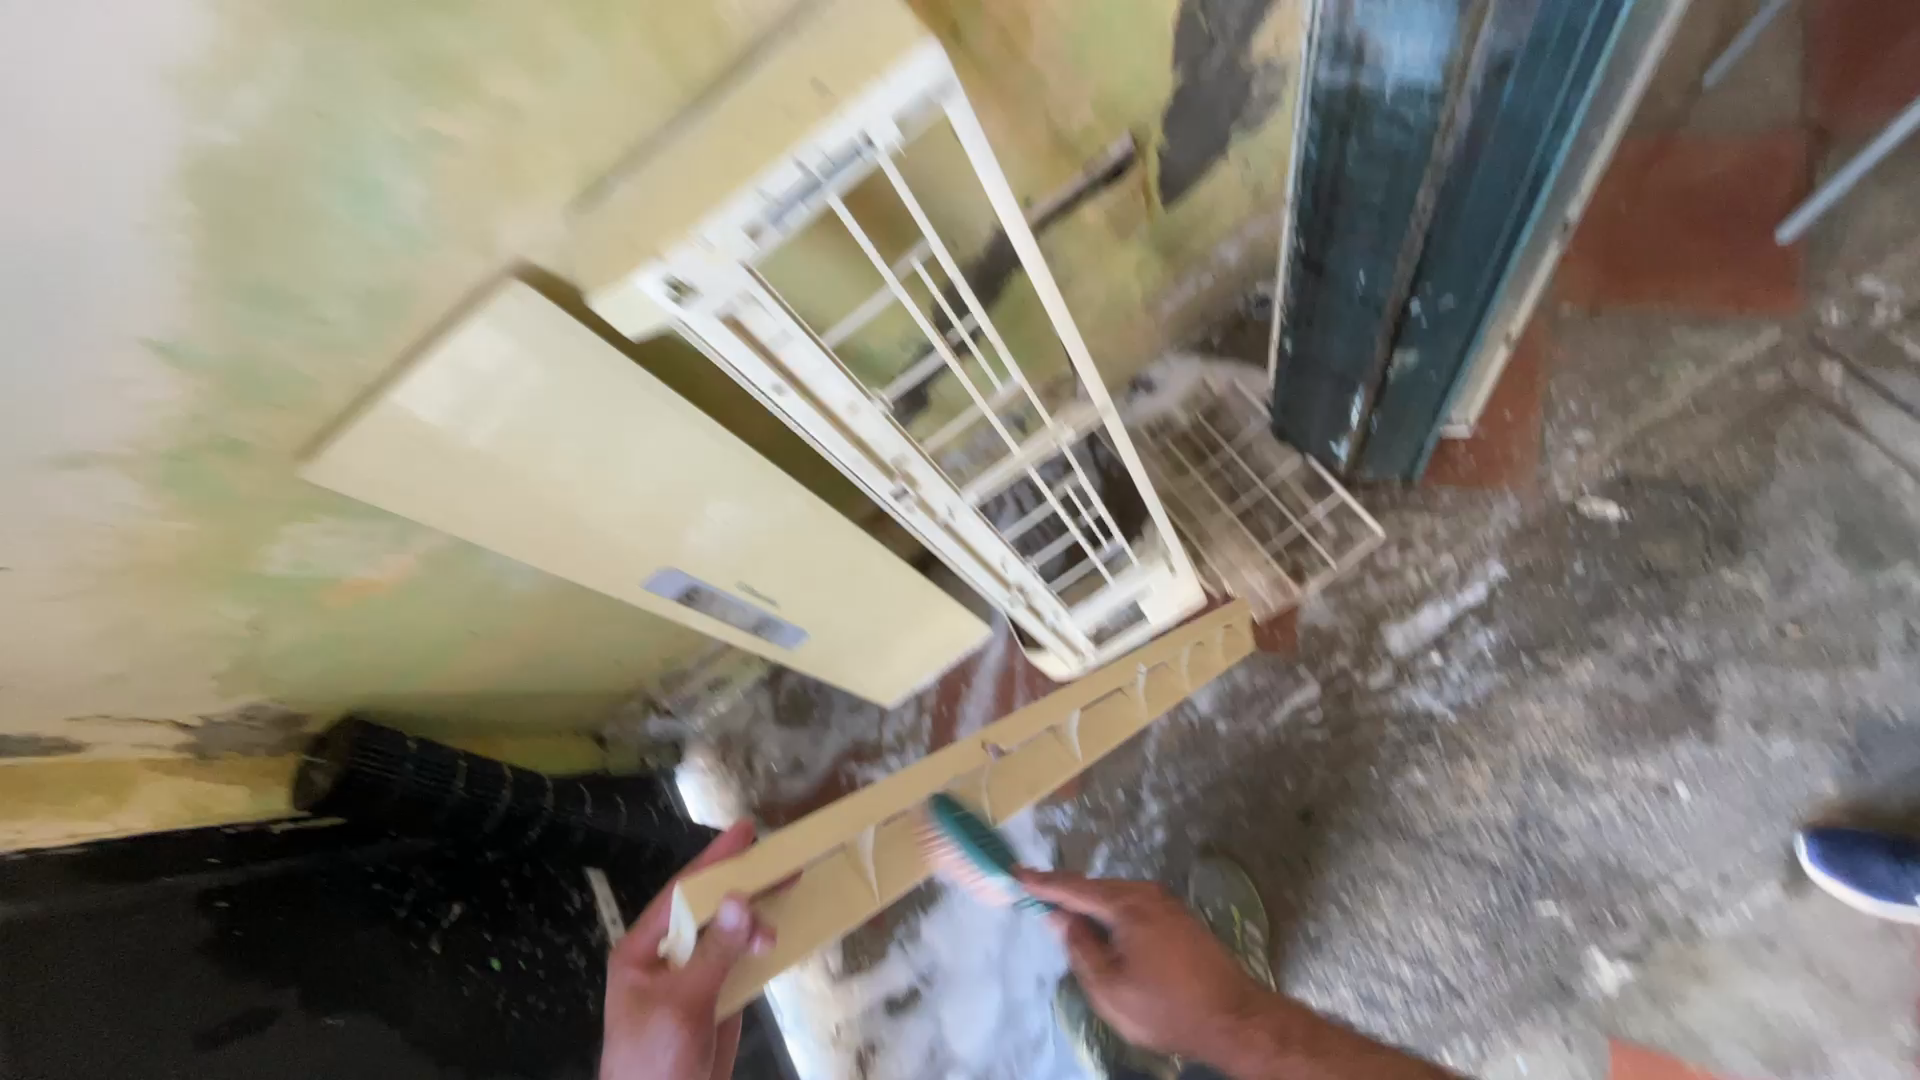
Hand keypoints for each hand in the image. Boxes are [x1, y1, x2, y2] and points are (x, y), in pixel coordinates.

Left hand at [600, 821, 775, 1079]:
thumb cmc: (653, 1067)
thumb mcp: (683, 1006)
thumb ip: (714, 952)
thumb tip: (741, 898)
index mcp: (642, 952)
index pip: (681, 893)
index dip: (714, 860)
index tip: (746, 831)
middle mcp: (668, 957)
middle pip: (710, 907)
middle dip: (745, 883)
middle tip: (783, 858)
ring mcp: (694, 978)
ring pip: (731, 931)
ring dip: (759, 916)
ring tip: (788, 899)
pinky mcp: (718, 999)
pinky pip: (743, 960)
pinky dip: (764, 945)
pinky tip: (782, 933)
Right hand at [1020, 869, 1269, 1061]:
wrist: (1235, 1019)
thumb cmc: (1166, 1007)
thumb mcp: (1110, 989)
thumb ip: (1080, 948)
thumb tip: (1059, 917)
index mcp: (1125, 905)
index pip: (1073, 888)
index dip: (1042, 882)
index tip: (1015, 872)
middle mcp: (1145, 893)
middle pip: (1095, 889)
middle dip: (1067, 894)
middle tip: (1038, 897)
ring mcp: (1166, 903)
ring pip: (1116, 897)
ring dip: (1092, 907)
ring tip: (1071, 921)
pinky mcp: (1178, 917)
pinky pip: (1133, 906)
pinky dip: (1113, 914)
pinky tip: (1109, 934)